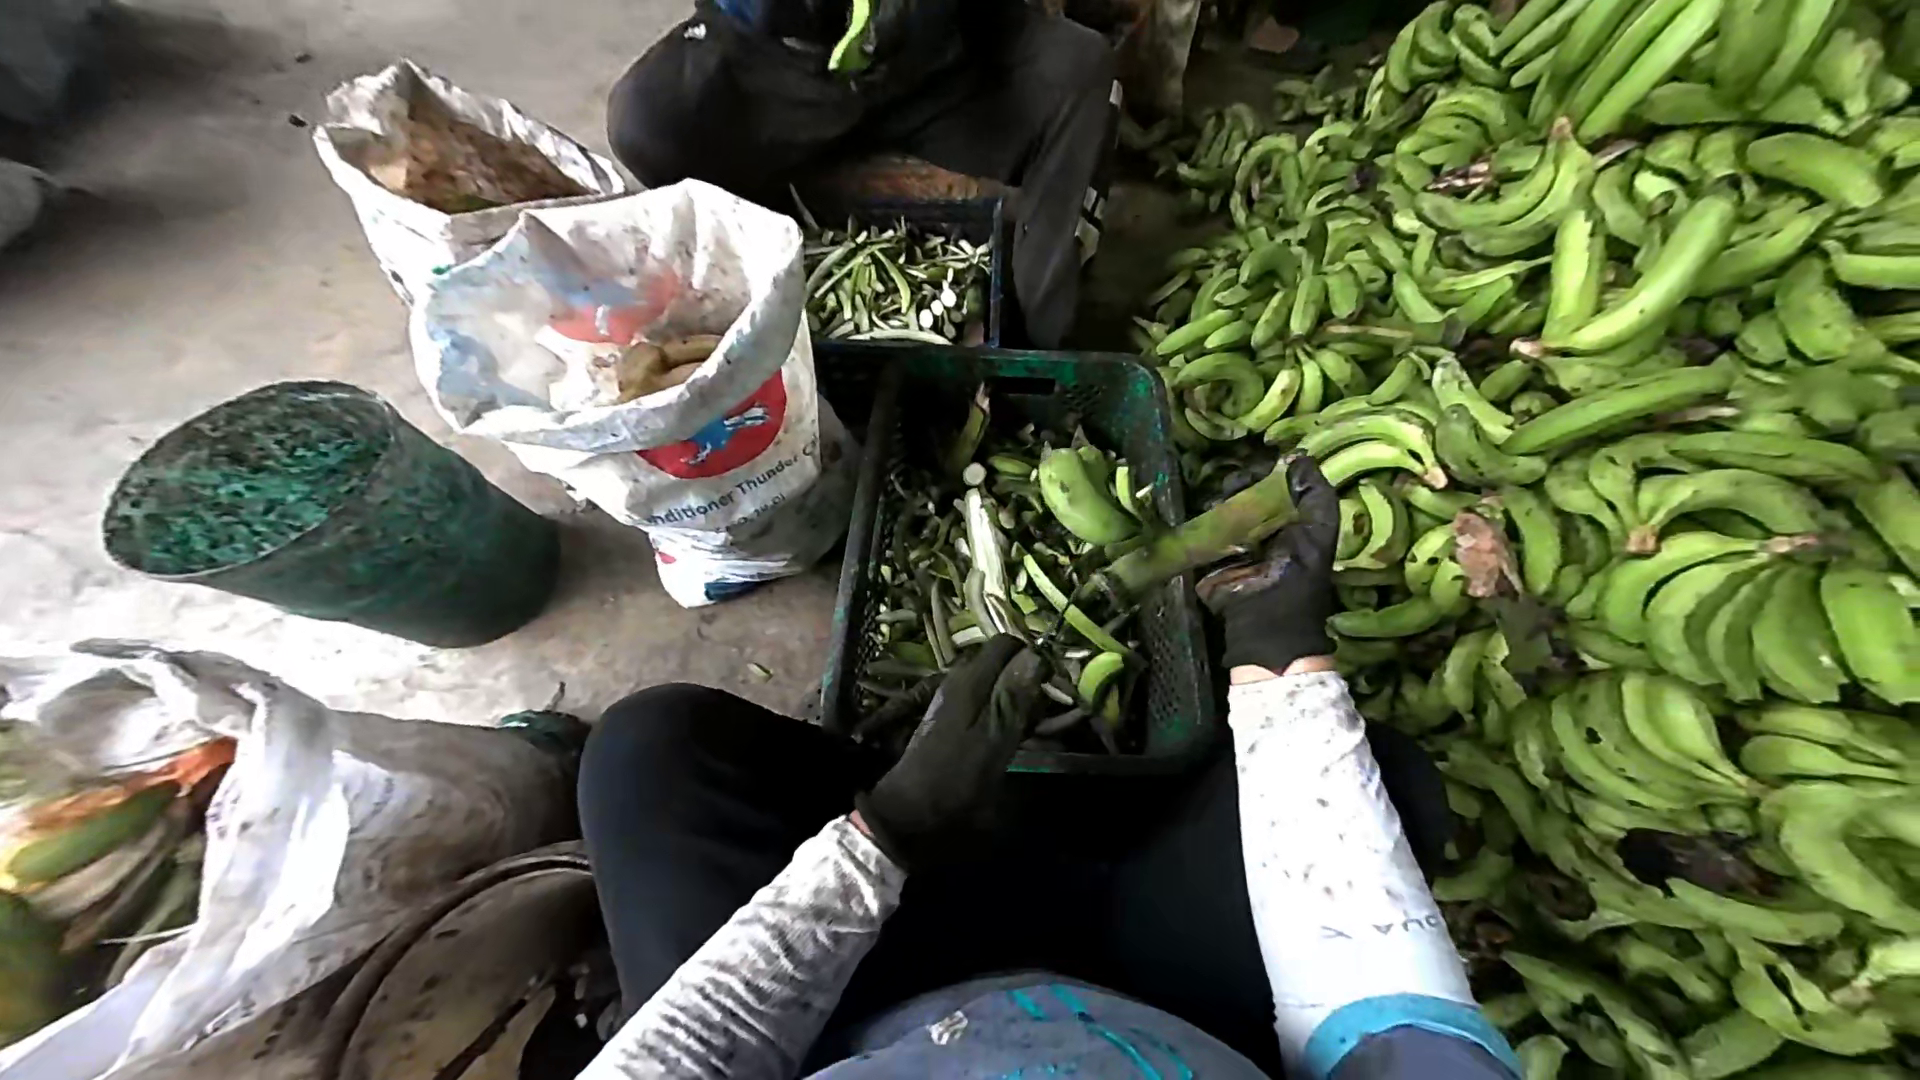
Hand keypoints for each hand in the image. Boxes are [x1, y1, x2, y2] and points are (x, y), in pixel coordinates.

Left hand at [854, 635, 1043, 869]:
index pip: (1008, 644)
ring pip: (996, 682)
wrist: (910, 815)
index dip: (1035, 657)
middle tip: (1051, 710)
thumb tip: (1037, 654)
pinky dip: (1005, 711)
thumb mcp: (993, 739)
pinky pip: (986, 701)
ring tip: (1039, 726)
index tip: (1056, 684)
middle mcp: (959, 680)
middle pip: (1003, 661)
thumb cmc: (955, 781)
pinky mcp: (951, 718)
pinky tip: (1017, 736)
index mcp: (970, 679)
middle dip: (1030, 678)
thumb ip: (1013, 695)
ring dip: (1019, 697)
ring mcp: (953, 698)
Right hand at [1196, 456, 1338, 677]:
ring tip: (1221, 497)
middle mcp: (1258, 526)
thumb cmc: (1298, 579)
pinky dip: (1199, 518)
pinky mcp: (1206, 552)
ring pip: (1219, 507)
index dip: (1267, 472)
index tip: (1262, 463)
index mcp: (1287, 520)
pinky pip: (1199, 528)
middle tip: (1236, 482)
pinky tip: (1203, 511)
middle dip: (1239, 483)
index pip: (1274, 486)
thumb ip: (1315, 496)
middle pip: (1242, 493)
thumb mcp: (1319, 534)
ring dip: (1218, 499)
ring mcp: (1229, 539)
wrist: (1264, 622)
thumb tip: (1299, 456)